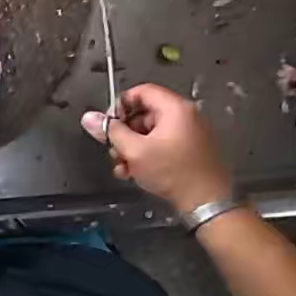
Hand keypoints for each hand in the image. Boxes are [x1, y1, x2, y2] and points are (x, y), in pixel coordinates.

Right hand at [80, 83, 232, 211]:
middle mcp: (186, 116)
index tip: (108, 123)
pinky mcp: (190, 150)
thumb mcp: (134, 151)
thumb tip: (89, 117)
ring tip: (123, 166)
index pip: (142, 91)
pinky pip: (161, 144)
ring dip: (131, 147)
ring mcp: (189, 134)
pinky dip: (145, 154)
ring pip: (149, 132)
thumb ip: (110, 131)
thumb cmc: (172, 172)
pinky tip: (134, 172)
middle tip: (113, 149)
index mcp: (176, 109)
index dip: (120, 104)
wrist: (206, 203)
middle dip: (123, 132)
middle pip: (143, 114)